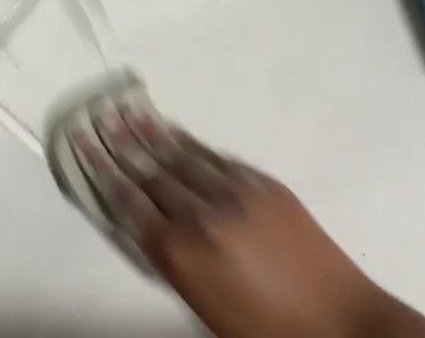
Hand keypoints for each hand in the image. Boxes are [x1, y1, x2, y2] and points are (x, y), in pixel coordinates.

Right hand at [72, 112, 424, 337]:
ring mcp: (233, 194)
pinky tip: (174, 130)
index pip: (125, 196)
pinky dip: (189, 142)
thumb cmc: (265, 330)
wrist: (344, 327)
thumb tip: (140, 221)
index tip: (80, 136)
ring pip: (179, 154)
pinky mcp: (263, 185)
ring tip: (126, 108)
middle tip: (97, 112)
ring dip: (149, 131)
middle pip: (148, 168)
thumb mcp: (201, 303)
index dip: (99, 164)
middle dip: (118, 139)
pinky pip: (215, 157)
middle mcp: (199, 214)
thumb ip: (167, 257)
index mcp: (179, 250)